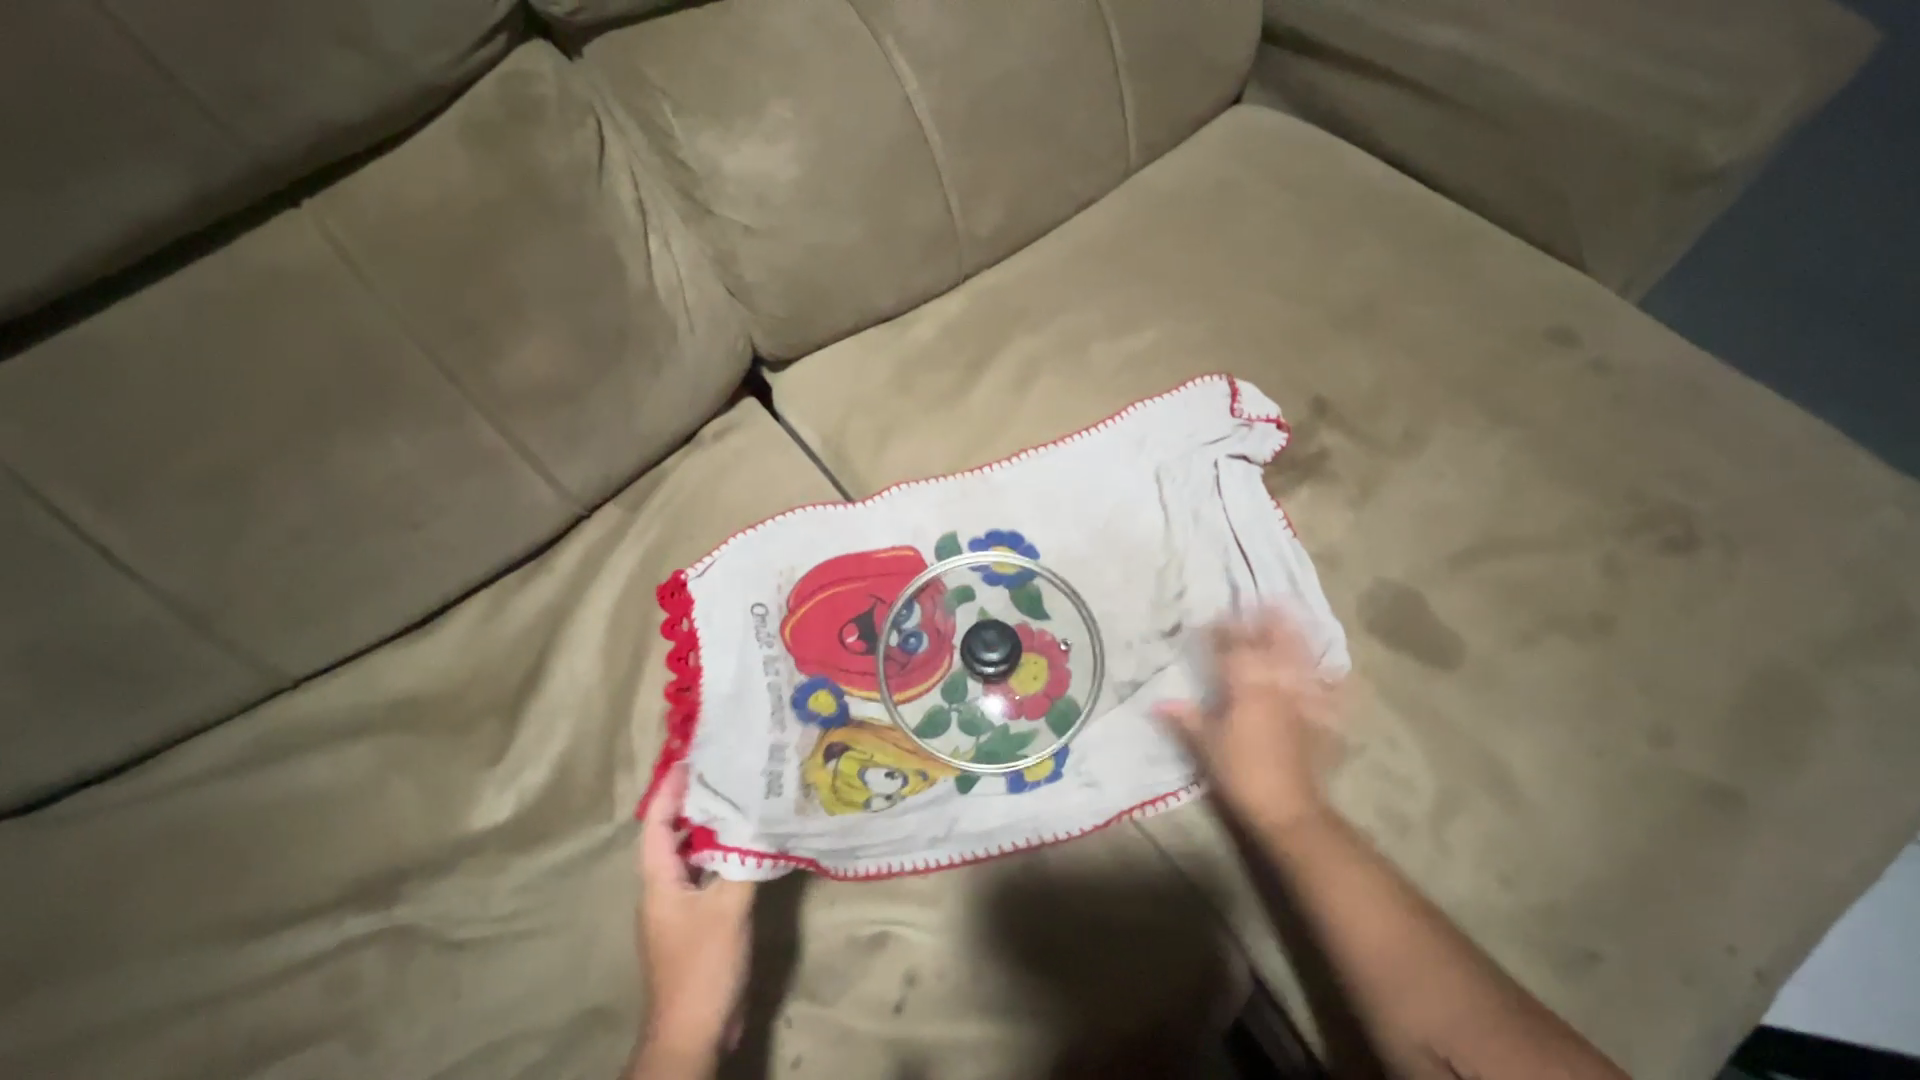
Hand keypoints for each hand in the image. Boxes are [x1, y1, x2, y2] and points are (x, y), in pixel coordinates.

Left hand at [630, 764, 756, 1077]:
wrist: (693, 1030)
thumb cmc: (703, 965)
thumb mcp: (728, 908)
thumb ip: (744, 862)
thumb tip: (762, 822)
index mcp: (659, 881)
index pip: (658, 823)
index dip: (671, 790)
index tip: (691, 758)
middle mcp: (663, 890)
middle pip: (674, 837)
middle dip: (695, 804)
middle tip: (726, 773)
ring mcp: (678, 911)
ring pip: (692, 859)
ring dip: (711, 832)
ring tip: (741, 802)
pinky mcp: (696, 927)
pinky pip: (706, 879)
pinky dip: (723, 860)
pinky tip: (749, 853)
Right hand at [1155, 609, 1343, 833]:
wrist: (1288, 807)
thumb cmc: (1240, 773)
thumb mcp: (1205, 746)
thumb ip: (1187, 719)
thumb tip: (1159, 702)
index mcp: (1245, 688)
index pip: (1231, 650)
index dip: (1222, 632)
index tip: (1212, 618)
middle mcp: (1276, 685)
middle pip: (1273, 644)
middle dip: (1266, 622)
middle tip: (1262, 600)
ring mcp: (1303, 700)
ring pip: (1302, 659)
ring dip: (1298, 636)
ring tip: (1297, 615)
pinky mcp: (1323, 719)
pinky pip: (1331, 690)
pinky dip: (1331, 676)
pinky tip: (1335, 666)